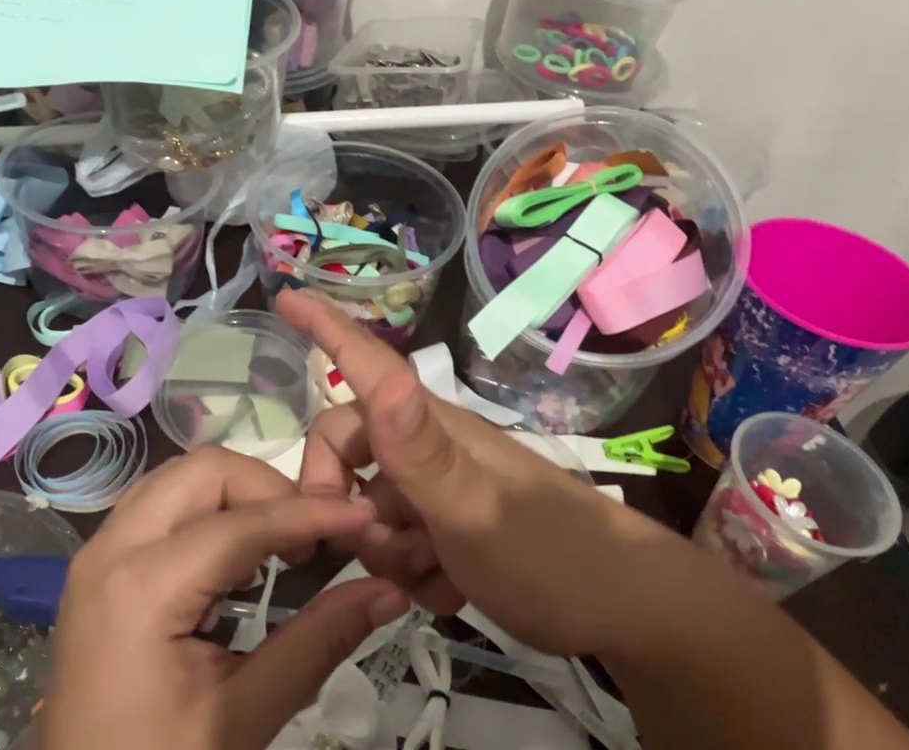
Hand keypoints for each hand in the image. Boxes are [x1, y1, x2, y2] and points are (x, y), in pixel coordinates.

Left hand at [42, 445, 411, 749]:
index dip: (311, 513)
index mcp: (142, 587)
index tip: (365, 513)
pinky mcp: (98, 567)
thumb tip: (388, 590)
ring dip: (235, 496)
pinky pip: (158, 506)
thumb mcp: (243, 715)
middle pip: (202, 470)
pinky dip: (205, 513)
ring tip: (277, 549)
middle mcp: (111, 549)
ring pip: (177, 479)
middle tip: (309, 539)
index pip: (243, 521)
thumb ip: (317, 642)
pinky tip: (232, 565)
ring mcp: (97, 554)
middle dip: (266, 488)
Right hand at [278, 290, 665, 658]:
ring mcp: (439, 490)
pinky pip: (398, 546)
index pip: (366, 362)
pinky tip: (452, 589)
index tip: (284, 295)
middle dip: (344, 504)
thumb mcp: (475, 508)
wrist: (624, 613)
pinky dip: (413, 574)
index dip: (326, 328)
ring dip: (386, 552)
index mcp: (429, 426)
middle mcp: (428, 448)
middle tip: (373, 547)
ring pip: (368, 508)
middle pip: (345, 451)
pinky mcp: (449, 530)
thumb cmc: (549, 554)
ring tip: (436, 576)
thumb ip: (420, 449)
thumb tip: (381, 373)